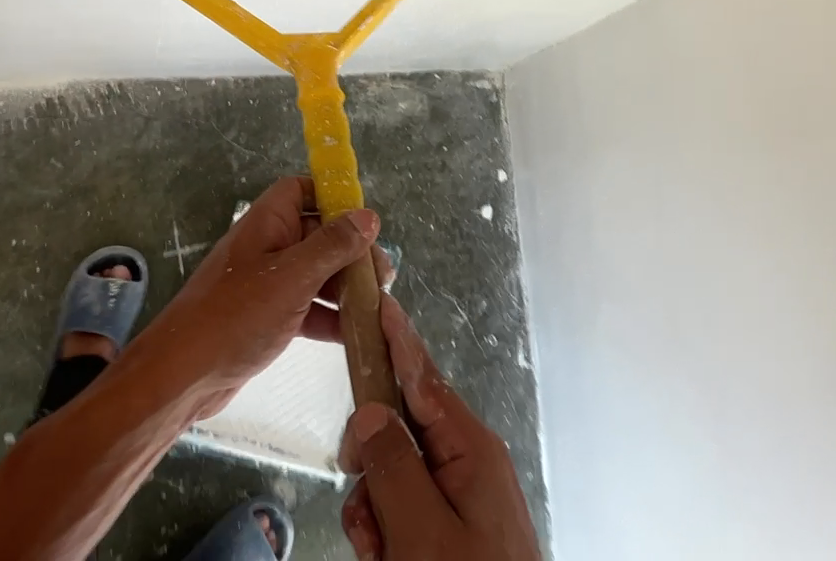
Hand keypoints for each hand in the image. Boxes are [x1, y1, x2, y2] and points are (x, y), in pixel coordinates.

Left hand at [136, 176, 385, 415]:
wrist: (183, 375)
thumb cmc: (236, 315)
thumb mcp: (292, 277)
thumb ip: (332, 246)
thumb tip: (369, 216)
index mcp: (268, 222)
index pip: (301, 190)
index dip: (333, 197)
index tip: (366, 221)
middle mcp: (267, 246)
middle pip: (317, 234)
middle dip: (351, 252)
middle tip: (383, 276)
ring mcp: (266, 284)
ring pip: (315, 274)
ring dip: (346, 286)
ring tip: (380, 305)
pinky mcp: (267, 318)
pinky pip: (306, 307)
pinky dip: (330, 317)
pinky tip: (356, 333)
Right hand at [339, 295, 541, 560]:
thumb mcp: (423, 530)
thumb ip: (392, 465)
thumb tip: (371, 410)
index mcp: (470, 447)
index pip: (423, 377)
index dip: (397, 338)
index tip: (377, 300)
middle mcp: (465, 459)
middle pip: (398, 427)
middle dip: (371, 463)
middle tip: (366, 508)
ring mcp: (458, 492)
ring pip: (392, 471)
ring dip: (374, 509)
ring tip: (382, 553)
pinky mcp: (449, 522)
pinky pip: (402, 504)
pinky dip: (385, 528)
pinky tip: (386, 557)